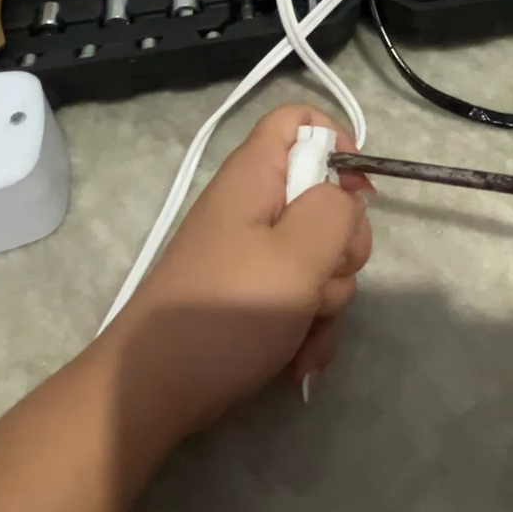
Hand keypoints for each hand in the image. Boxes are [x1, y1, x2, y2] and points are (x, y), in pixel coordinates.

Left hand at [99, 105, 373, 438]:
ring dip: (326, 299)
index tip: (359, 191)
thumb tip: (346, 198)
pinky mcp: (252, 293)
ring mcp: (252, 253)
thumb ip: (336, 213)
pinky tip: (298, 361)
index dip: (337, 141)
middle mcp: (253, 206)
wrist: (153, 391)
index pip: (298, 120)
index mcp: (255, 176)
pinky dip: (308, 326)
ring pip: (320, 256)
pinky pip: (301, 295)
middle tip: (323, 276)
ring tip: (302, 333)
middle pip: (323, 198)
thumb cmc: (225, 314)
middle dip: (341, 246)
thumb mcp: (295, 257)